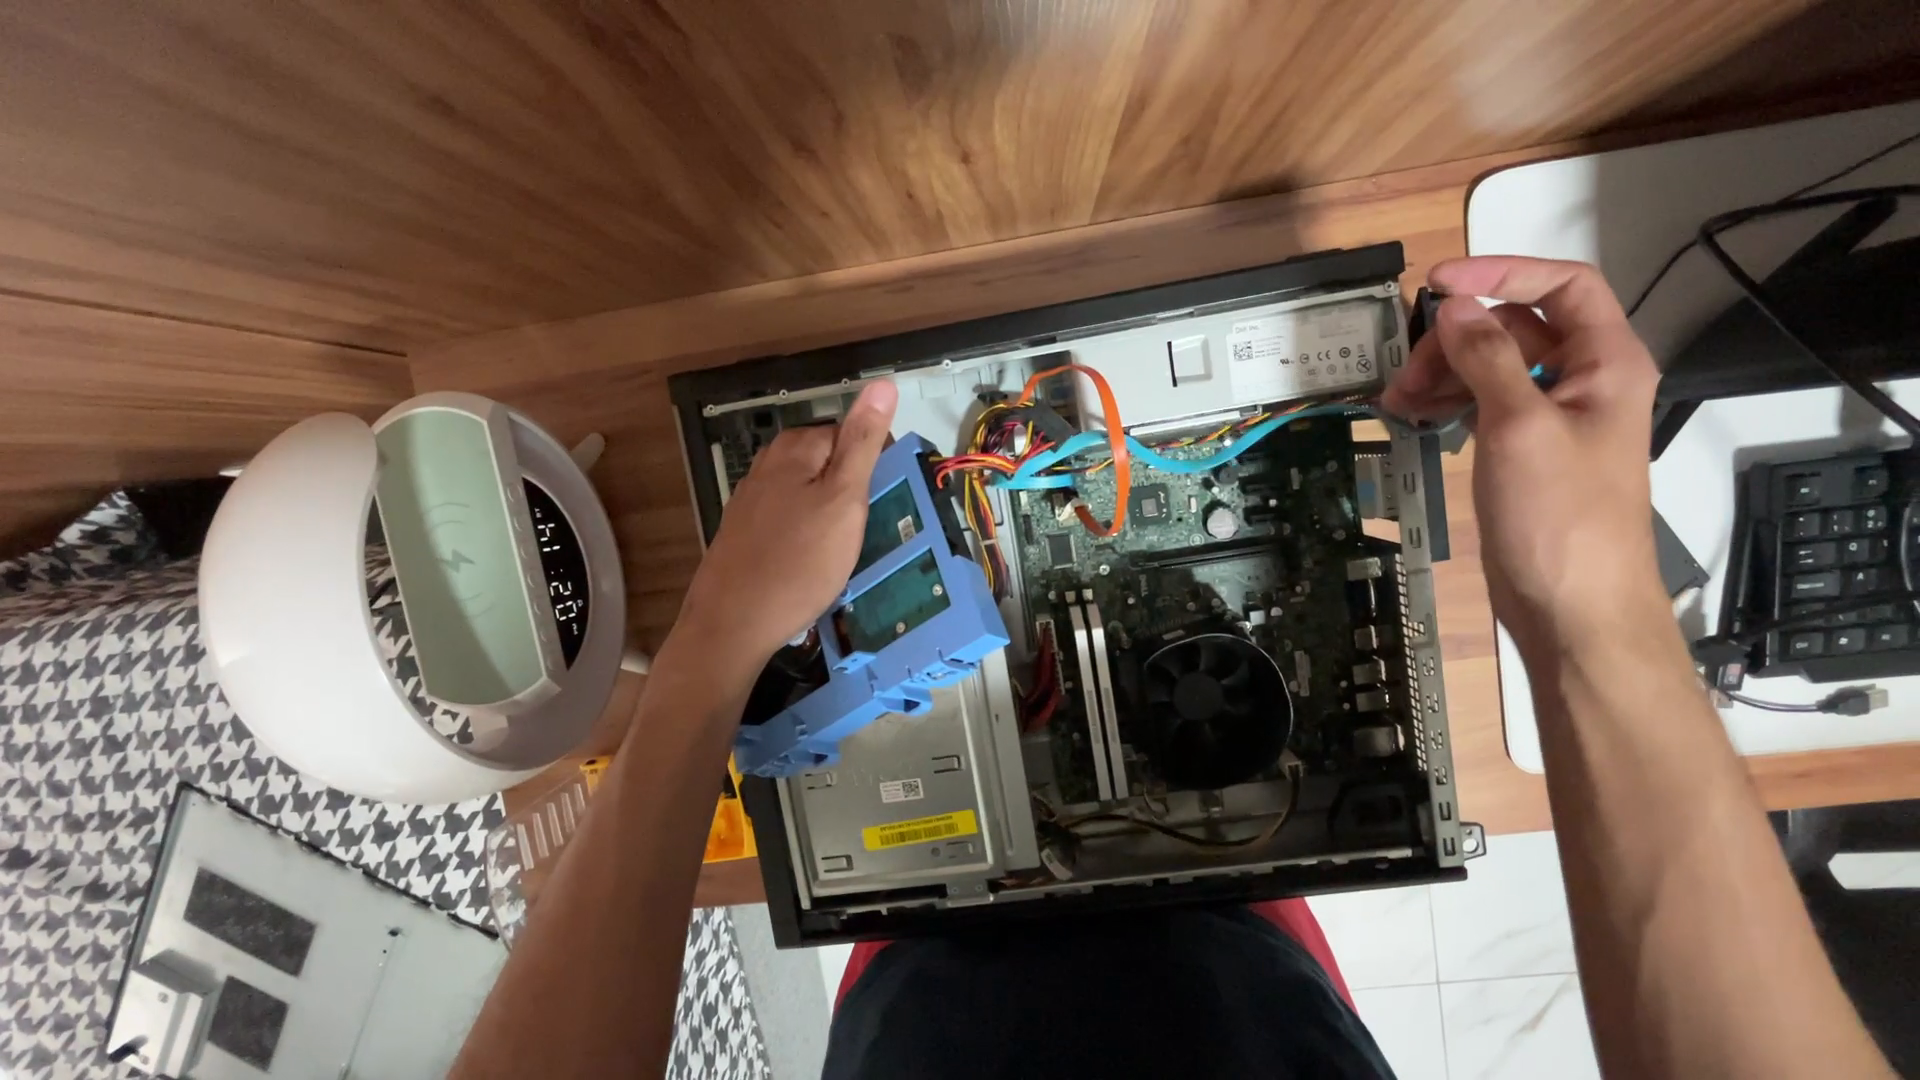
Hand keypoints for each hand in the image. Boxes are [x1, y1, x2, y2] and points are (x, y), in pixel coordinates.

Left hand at [674, 381, 899, 665]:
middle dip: (850, 490)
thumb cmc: (800, 562)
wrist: (733, 623)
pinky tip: (808, 562)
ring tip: (839, 551)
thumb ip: (863, 442)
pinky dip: (804, 534)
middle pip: (827, 463)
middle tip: (861, 532)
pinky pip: (788, 518)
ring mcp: (751, 498)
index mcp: (796, 448)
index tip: (880, 505)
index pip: (852, 434)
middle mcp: (768, 463)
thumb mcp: (845, 500)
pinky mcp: (743, 531)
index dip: (873, 467)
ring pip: (807, 492)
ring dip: (828, 514)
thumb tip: (883, 383)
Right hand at [1382, 257, 1668, 653]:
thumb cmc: (1558, 513)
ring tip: (1396, 400)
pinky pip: (1479, 406)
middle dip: (1455, 340)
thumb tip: (1454, 308)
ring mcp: (1548, 417)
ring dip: (1441, 374)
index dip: (1503, 273)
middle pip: (1515, 329)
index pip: (1563, 286)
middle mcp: (1581, 381)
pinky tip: (1412, 415)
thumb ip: (1487, 358)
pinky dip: (1445, 403)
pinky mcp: (1520, 451)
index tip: (1438, 285)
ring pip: (1490, 368)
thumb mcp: (1519, 425)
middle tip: (1406, 370)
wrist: (1571, 602)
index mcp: (1606, 363)